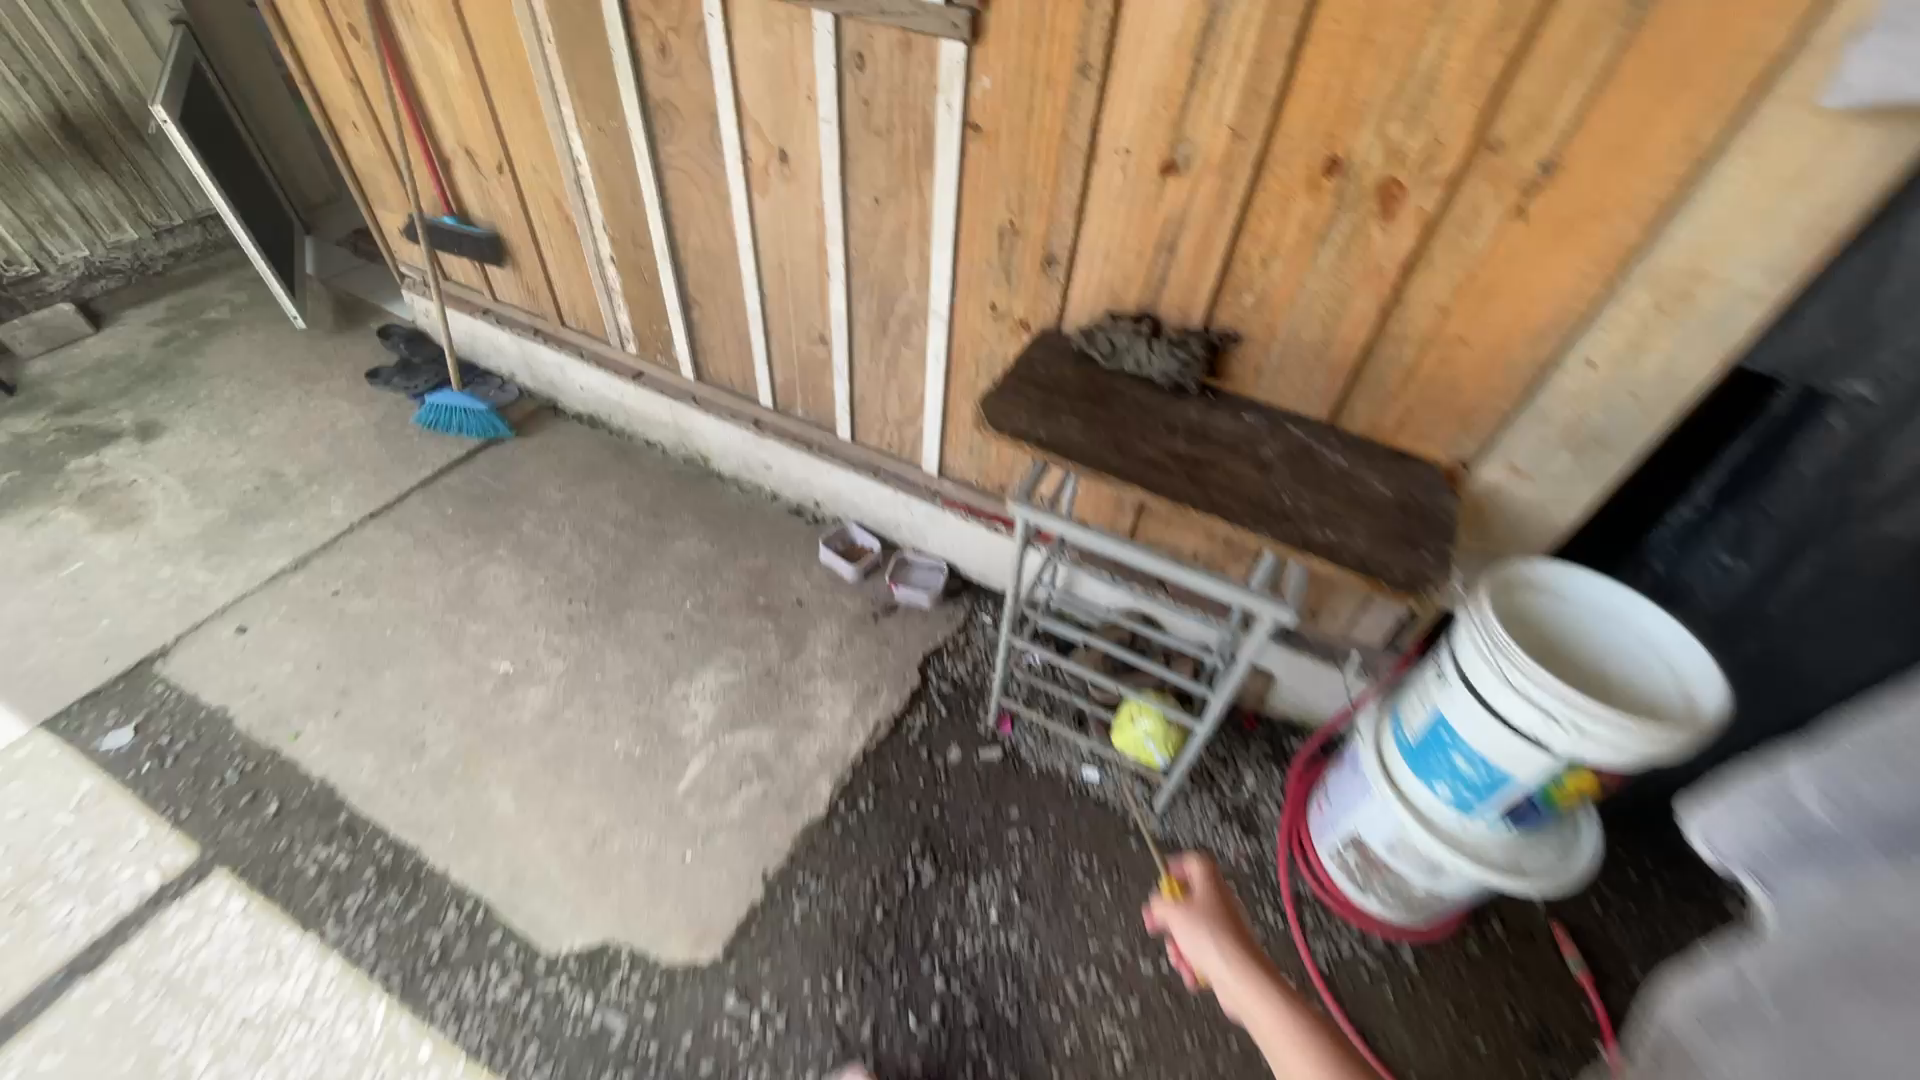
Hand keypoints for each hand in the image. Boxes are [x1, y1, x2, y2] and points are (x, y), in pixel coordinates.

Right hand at [1141, 852, 1281, 1025]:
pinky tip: (1191, 973)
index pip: (1194, 862)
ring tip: (1178, 959)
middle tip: (1156, 927)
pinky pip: (1202, 952)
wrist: (1241, 976)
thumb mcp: (1173, 913)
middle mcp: (1220, 903)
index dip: (1176, 867)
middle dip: (1169, 918)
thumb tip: (1156, 906)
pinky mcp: (1227, 953)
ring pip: (1192, 930)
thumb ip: (1158, 904)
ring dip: (1179, 945)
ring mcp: (1225, 929)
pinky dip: (1193, 963)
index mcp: (1210, 884)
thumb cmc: (1209, 936)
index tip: (1162, 881)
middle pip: (1188, 900)